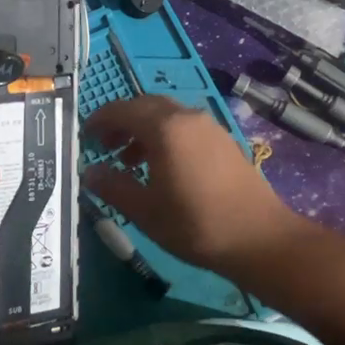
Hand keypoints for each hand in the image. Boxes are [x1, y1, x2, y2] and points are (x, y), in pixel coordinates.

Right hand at [84, 96, 306, 273]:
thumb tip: (89, 171)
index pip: (122, 110)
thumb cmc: (196, 224)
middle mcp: (186, 117)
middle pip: (145, 106)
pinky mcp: (223, 140)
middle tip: (104, 145)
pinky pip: (184, 126)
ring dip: (143, 129)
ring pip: (167, 115)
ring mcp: (208, 126)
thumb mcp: (145, 211)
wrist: (259, 238)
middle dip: (121, 121)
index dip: (99, 120)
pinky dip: (165, 136)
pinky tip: (162, 167)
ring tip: (129, 160)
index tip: (85, 136)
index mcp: (164, 128)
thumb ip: (113, 187)